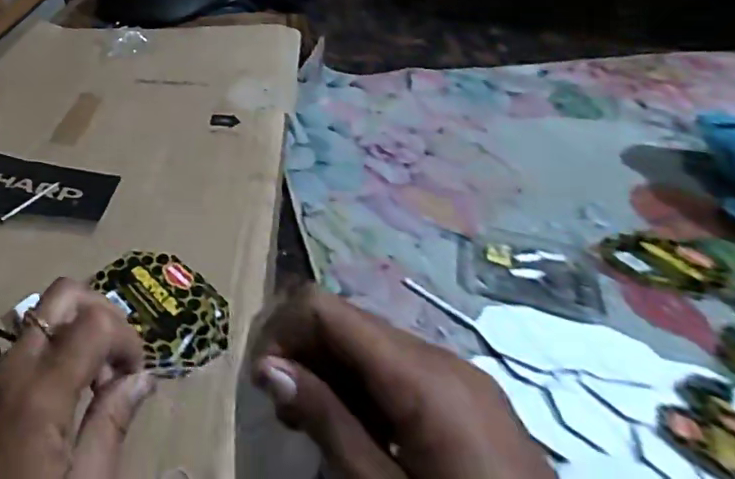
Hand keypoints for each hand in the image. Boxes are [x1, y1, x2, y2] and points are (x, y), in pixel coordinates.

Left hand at [0, 277, 153, 478]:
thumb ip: (112, 420)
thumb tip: (142, 376)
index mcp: (40, 388)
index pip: (93, 321)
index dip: (126, 337)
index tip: (138, 375)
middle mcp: (15, 362)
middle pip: (63, 294)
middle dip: (102, 311)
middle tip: (123, 359)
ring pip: (46, 312)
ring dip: (82, 327)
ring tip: (103, 380)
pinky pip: (32, 338)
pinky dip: (62, 343)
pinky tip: (78, 387)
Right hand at [249, 283, 552, 478]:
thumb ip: (327, 422)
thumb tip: (268, 367)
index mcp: (421, 374)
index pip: (323, 307)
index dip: (280, 330)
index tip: (261, 381)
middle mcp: (440, 358)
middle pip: (344, 319)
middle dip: (300, 350)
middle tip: (282, 408)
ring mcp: (462, 377)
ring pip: (368, 342)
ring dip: (328, 368)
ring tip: (313, 421)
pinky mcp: (473, 400)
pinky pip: (399, 368)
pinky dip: (364, 385)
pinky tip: (358, 427)